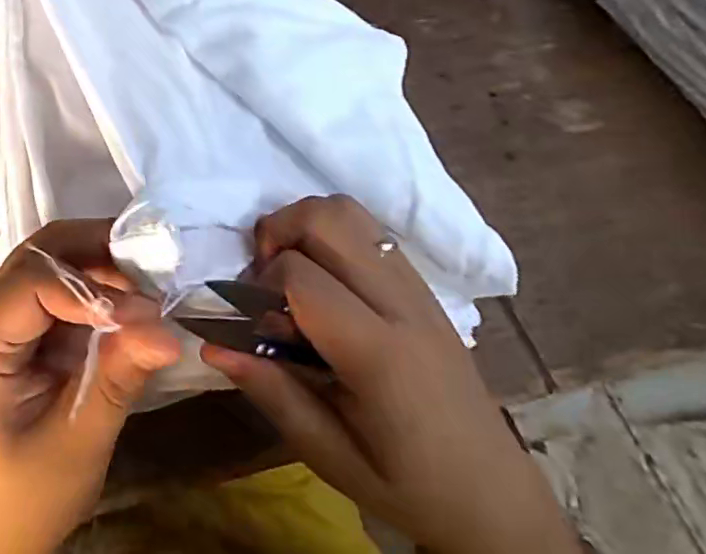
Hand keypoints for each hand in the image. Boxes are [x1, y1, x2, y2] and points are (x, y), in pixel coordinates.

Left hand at [0, 219, 180, 553]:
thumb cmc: (31, 491)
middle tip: (149, 271)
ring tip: (147, 283)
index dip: (87, 289)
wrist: (6, 520)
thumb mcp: (79, 442)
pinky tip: (132, 295)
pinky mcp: (31, 321)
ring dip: (101, 259)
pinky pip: (65, 278)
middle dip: (95, 252)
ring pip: (53, 255)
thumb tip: (168, 333)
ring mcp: (8, 313)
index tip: (143, 312)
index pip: (31, 285)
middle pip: (39, 253)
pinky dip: (101, 277)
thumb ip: (117, 379)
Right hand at [200, 195, 578, 553]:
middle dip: (276, 231)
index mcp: (379, 354)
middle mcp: (401, 304)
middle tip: (263, 277)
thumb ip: (272, 391)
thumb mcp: (330, 456)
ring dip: (304, 224)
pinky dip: (331, 234)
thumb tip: (212, 342)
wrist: (494, 495)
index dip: (260, 285)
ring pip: (348, 210)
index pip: (301, 274)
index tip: (254, 321)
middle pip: (326, 218)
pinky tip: (324, 279)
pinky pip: (368, 229)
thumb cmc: (408, 485)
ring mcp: (418, 287)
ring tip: (290, 269)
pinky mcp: (423, 284)